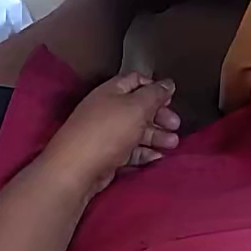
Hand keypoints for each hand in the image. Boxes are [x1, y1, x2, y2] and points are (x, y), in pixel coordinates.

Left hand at [41, 72, 181, 197]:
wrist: (75, 169)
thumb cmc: (108, 131)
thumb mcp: (137, 107)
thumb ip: (155, 94)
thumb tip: (168, 84)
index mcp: (111, 92)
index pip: (136, 81)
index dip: (155, 88)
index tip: (171, 99)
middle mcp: (107, 109)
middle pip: (139, 108)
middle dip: (160, 116)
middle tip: (175, 125)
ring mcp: (106, 133)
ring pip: (137, 130)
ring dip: (157, 136)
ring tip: (172, 144)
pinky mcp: (106, 155)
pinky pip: (130, 150)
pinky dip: (145, 152)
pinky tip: (157, 157)